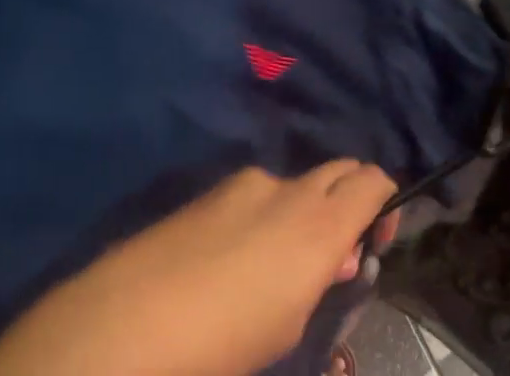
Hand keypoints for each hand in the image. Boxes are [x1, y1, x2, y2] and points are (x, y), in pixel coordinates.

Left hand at [0, 161, 395, 375]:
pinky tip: (233, 260)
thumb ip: (323, 282)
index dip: (386, 202)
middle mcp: (284, 188)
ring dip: (302, 210)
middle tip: (334, 254)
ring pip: (292, 184)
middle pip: (339, 169)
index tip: (375, 240)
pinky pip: (253, 194)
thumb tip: (334, 259)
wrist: (123, 324)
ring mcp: (240, 185)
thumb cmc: (225, 342)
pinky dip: (264, 214)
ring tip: (276, 265)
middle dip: (348, 200)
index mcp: (318, 222)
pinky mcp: (205, 194)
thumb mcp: (291, 327)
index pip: (373, 178)